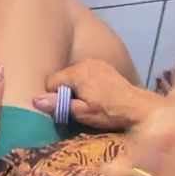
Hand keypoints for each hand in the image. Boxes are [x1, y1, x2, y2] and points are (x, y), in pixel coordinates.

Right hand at [31, 60, 163, 130]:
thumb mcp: (82, 113)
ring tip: (88, 104)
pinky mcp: (105, 67)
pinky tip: (97, 97)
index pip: (52, 81)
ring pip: (75, 76)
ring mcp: (96, 63)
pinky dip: (86, 85)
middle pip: (63, 77)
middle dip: (65, 92)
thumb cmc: (109, 112)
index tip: (63, 109)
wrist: (138, 107)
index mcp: (77, 72)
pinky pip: (87, 74)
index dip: (54, 97)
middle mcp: (85, 63)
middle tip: (76, 109)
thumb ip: (59, 105)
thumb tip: (36, 100)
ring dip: (76, 89)